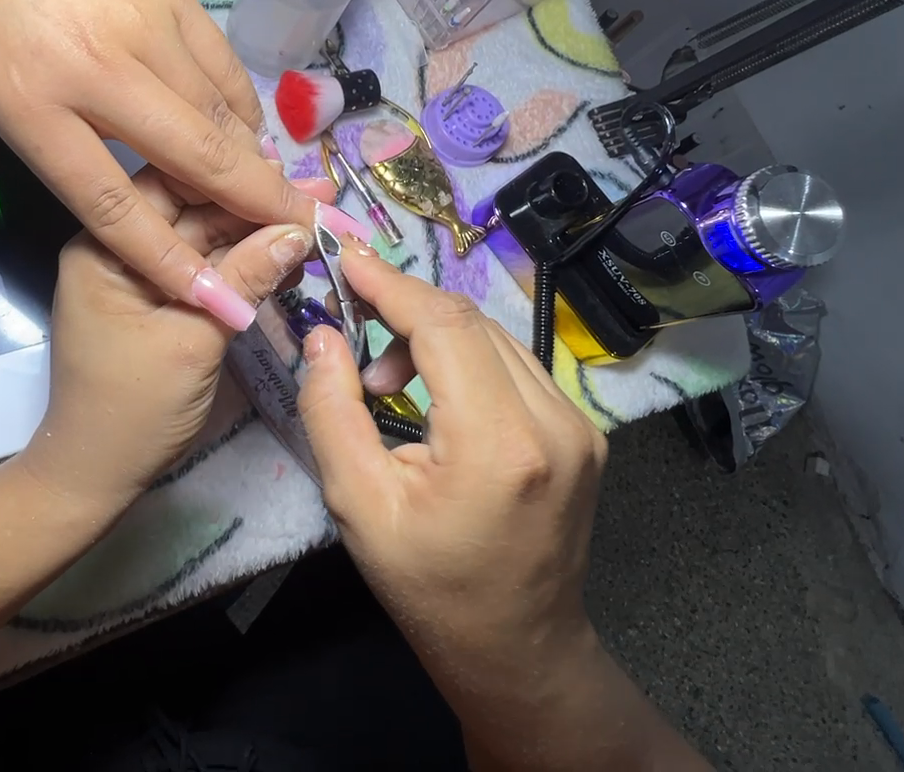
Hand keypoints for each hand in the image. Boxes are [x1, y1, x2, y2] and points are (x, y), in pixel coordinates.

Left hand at [0, 0, 330, 327]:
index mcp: (33, 101)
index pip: (113, 205)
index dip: (172, 264)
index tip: (224, 303)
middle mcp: (103, 74)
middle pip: (197, 161)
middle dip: (257, 211)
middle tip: (301, 243)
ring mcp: (150, 30)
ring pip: (222, 115)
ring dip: (255, 164)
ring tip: (282, 199)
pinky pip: (224, 68)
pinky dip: (245, 110)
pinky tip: (251, 133)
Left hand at [17, 166, 326, 509]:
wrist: (98, 475)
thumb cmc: (133, 408)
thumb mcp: (193, 338)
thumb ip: (245, 278)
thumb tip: (301, 229)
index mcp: (104, 245)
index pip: (172, 186)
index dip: (235, 176)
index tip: (295, 178)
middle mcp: (119, 246)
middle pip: (194, 209)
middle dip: (257, 204)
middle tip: (322, 199)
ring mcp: (141, 273)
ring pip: (207, 238)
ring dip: (259, 233)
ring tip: (317, 223)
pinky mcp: (162, 298)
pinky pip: (207, 268)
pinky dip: (247, 263)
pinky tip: (289, 255)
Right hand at [297, 245, 668, 768]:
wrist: (515, 646)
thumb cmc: (428, 583)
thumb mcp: (356, 503)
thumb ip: (331, 409)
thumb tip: (323, 335)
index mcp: (499, 442)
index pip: (444, 325)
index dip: (390, 282)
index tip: (345, 257)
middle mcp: (554, 420)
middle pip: (470, 321)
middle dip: (403, 305)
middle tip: (350, 322)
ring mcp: (577, 423)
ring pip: (493, 335)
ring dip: (431, 333)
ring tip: (383, 380)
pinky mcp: (580, 429)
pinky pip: (512, 362)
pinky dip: (463, 357)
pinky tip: (431, 392)